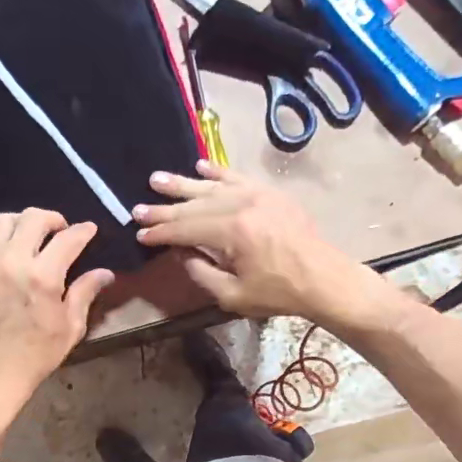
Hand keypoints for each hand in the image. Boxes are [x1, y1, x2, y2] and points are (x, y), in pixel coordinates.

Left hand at [0, 208, 114, 422]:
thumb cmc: (36, 354)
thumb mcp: (70, 327)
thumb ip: (85, 292)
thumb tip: (105, 273)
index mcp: (42, 276)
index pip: (67, 238)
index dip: (83, 231)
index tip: (90, 230)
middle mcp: (13, 261)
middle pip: (33, 217)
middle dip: (54, 219)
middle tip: (64, 232)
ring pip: (6, 220)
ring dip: (26, 222)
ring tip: (38, 238)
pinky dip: (7, 237)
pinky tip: (17, 253)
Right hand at [133, 160, 401, 328]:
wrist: (323, 279)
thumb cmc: (278, 292)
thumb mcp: (232, 295)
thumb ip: (200, 272)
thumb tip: (180, 252)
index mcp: (232, 232)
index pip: (184, 229)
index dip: (160, 234)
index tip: (139, 235)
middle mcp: (242, 205)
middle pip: (193, 205)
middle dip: (163, 209)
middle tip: (138, 209)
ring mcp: (258, 194)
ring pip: (211, 186)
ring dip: (182, 184)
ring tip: (157, 179)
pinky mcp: (270, 192)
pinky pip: (238, 176)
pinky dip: (218, 171)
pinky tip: (200, 166)